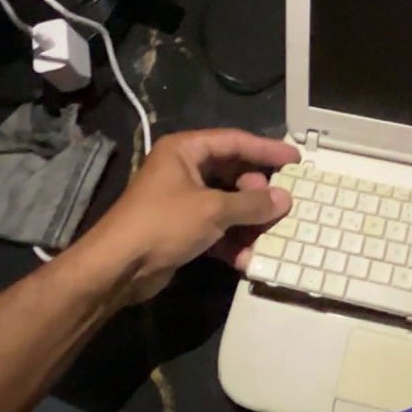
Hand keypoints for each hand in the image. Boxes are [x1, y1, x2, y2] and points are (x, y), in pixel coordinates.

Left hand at [77, 128, 296, 301]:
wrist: (116, 269)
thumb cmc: (163, 224)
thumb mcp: (212, 210)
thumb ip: (252, 203)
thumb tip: (285, 199)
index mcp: (186, 150)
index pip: (235, 141)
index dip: (267, 149)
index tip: (295, 159)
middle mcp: (184, 170)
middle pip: (232, 173)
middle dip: (258, 191)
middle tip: (285, 200)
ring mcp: (182, 200)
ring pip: (226, 203)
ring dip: (248, 220)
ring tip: (273, 231)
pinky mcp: (181, 229)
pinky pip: (216, 227)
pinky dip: (232, 240)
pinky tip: (249, 257)